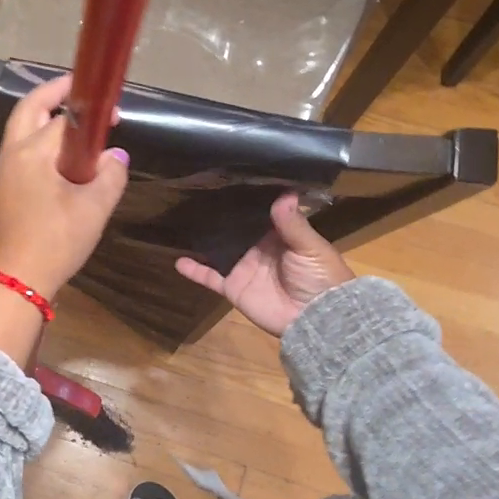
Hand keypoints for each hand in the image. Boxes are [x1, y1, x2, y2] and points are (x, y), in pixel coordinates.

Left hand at [0, 75, 129, 299]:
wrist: (11, 283)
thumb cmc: (54, 243)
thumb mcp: (94, 210)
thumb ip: (110, 176)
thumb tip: (115, 157)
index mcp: (31, 152)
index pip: (63, 118)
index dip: (91, 112)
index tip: (114, 114)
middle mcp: (10, 156)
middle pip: (27, 111)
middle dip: (51, 94)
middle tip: (77, 89)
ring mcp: (0, 176)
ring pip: (20, 134)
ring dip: (43, 122)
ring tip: (75, 127)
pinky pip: (19, 158)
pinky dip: (38, 148)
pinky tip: (59, 164)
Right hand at [175, 194, 354, 337]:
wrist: (315, 319)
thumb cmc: (319, 277)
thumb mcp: (310, 247)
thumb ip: (293, 223)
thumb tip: (284, 192)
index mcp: (280, 236)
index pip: (261, 214)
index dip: (249, 200)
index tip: (232, 179)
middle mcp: (258, 249)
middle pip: (236, 231)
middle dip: (221, 217)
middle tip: (199, 193)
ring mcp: (244, 268)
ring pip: (219, 251)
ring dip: (204, 241)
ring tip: (182, 221)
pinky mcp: (233, 287)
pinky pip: (210, 278)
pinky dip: (194, 270)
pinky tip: (178, 260)